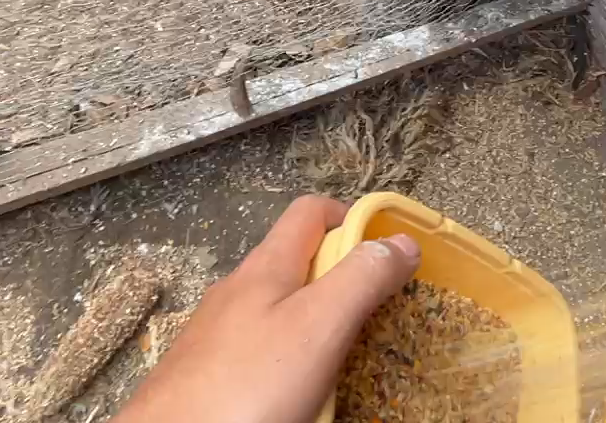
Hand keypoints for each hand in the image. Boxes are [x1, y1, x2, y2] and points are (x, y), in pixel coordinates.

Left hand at [113, 196, 420, 422]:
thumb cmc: (245, 387)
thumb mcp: (318, 326)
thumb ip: (362, 279)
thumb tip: (402, 240)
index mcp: (266, 266)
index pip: (312, 210)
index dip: (351, 219)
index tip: (383, 256)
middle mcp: (237, 289)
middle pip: (297, 261)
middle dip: (337, 280)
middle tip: (368, 321)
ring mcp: (215, 333)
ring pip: (276, 310)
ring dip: (312, 323)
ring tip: (336, 363)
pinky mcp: (202, 376)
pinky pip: (256, 350)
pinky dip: (285, 358)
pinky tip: (292, 395)